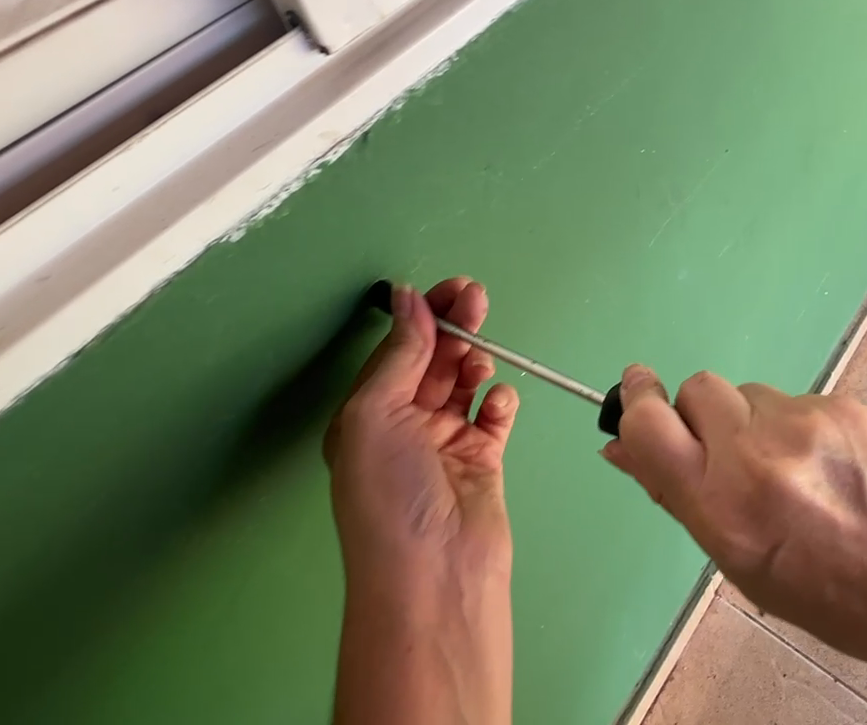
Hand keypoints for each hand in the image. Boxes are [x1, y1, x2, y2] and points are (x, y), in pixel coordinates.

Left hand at [326, 279, 517, 724]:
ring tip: (482, 360)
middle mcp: (403, 423)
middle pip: (433, 359)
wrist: (434, 577)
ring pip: (464, 381)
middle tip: (477, 298)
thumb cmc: (390, 493)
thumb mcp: (376, 415)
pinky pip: (493, 415)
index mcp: (368, 412)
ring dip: (475, 361)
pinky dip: (498, 401)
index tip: (450, 289)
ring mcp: (445, 441)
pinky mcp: (483, 458)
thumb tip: (407, 296)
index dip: (422, 315)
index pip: (397, 349)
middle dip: (455, 326)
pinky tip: (497, 403)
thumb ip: (400, 353)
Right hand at [601, 366, 866, 675]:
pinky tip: (824, 464)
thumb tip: (624, 451)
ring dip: (747, 420)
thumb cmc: (834, 597)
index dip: (634, 402)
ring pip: (745, 393)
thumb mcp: (743, 569)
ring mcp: (801, 422)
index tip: (633, 392)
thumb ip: (681, 500)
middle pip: (695, 389)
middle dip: (696, 413)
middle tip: (723, 451)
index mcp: (724, 511)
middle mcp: (755, 457)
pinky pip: (790, 400)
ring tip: (787, 468)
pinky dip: (791, 425)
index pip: (649, 428)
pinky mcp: (839, 403)